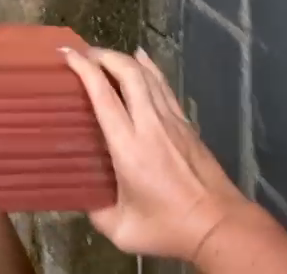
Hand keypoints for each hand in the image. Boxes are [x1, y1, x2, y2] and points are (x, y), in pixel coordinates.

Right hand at [62, 47, 255, 261]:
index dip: (84, 68)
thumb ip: (97, 212)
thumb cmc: (169, 227)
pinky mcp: (185, 121)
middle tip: (83, 53)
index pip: (103, 95)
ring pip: (147, 74)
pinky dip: (148, 66)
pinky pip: (163, 84)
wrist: (219, 225)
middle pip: (127, 72)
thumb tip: (82, 195)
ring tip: (104, 55)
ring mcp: (170, 119)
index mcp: (128, 146)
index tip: (67, 54)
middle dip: (103, 55)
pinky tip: (140, 57)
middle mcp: (149, 123)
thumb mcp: (123, 232)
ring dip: (123, 58)